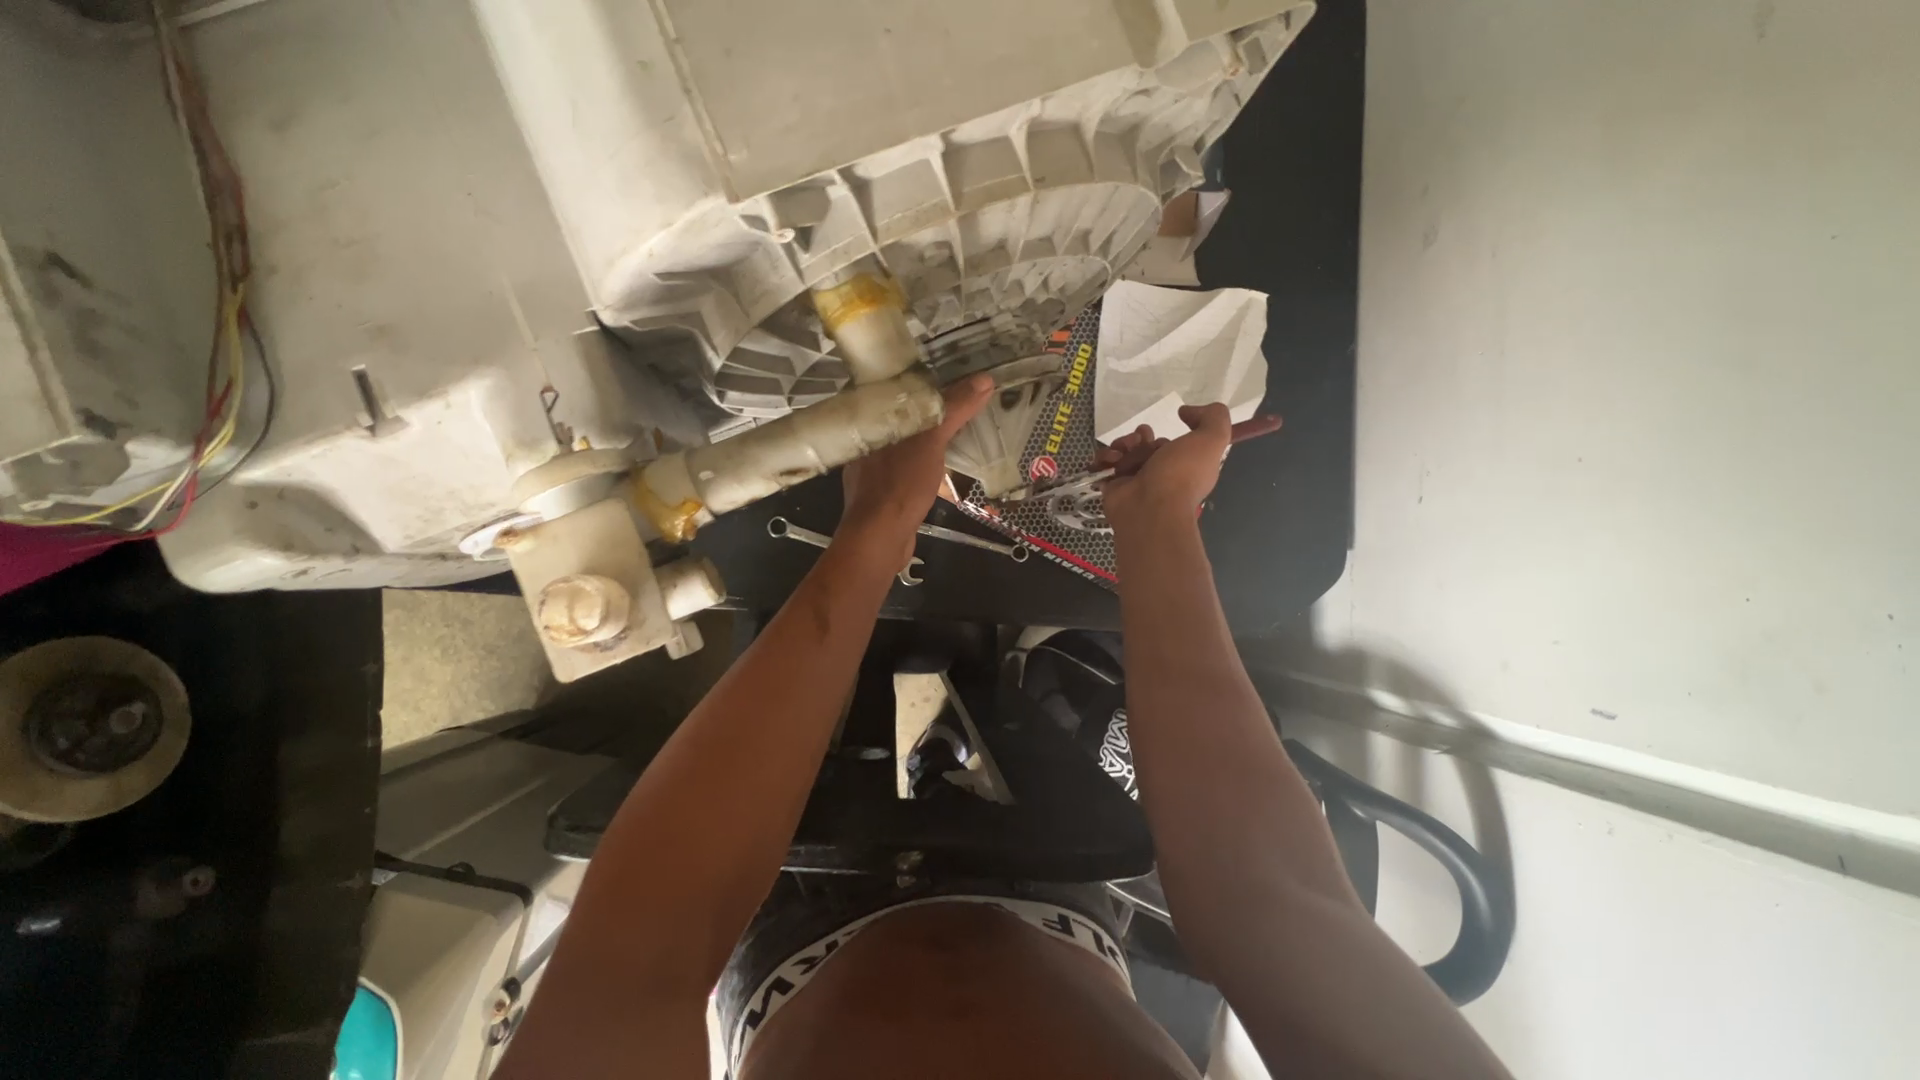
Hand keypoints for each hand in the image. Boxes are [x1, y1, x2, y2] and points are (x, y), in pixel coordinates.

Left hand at [839, 373, 993, 565]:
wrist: (880, 536)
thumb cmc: (900, 482)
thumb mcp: (931, 440)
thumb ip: (954, 409)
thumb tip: (985, 380)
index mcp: (864, 415)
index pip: (886, 380)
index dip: (912, 371)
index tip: (941, 364)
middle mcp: (861, 434)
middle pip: (896, 409)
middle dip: (924, 403)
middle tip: (956, 391)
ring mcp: (868, 461)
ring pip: (901, 437)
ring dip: (925, 431)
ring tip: (954, 422)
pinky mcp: (879, 485)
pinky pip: (904, 461)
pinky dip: (922, 457)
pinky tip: (940, 459)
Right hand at [1097, 403, 1276, 531]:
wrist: (1149, 507)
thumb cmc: (1181, 474)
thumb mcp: (1212, 440)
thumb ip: (1214, 418)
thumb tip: (1186, 411)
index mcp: (1186, 465)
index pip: (1177, 443)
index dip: (1172, 432)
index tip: (1176, 420)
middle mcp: (1162, 473)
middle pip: (1147, 443)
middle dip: (1141, 437)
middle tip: (1140, 441)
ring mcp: (1136, 480)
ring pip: (1125, 450)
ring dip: (1122, 444)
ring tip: (1122, 453)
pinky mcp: (1113, 485)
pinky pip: (1105, 463)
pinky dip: (1105, 458)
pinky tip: (1111, 461)